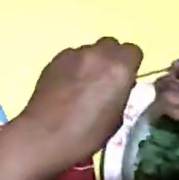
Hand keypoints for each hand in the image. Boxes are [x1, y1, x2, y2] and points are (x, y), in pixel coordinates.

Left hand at [9, 38, 142, 178]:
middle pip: (110, 45)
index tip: (125, 79)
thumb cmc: (87, 133)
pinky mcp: (55, 59)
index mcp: (119, 68)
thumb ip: (122, 93)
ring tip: (82, 84)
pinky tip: (66, 85)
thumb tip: (118, 85)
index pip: (133, 51)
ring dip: (91, 62)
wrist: (45, 134)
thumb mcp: (117, 117)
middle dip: (111, 59)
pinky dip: (73, 67)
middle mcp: (98, 55)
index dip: (130, 65)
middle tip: (105, 80)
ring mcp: (74, 54)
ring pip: (89, 50)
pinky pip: (71, 57)